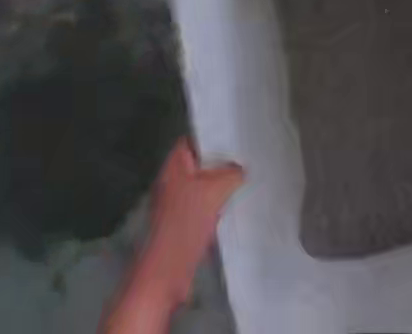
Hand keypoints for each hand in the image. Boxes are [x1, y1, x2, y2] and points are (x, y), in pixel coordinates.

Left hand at [132, 139, 244, 307]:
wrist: (163, 275)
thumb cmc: (184, 225)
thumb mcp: (214, 191)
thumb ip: (232, 173)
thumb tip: (241, 169)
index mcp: (173, 166)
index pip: (193, 139)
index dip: (213, 135)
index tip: (236, 135)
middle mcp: (172, 181)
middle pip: (200, 164)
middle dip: (222, 162)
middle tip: (247, 158)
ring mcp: (175, 205)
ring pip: (204, 186)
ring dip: (222, 186)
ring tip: (247, 180)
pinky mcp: (182, 226)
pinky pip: (204, 207)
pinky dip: (218, 206)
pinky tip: (236, 207)